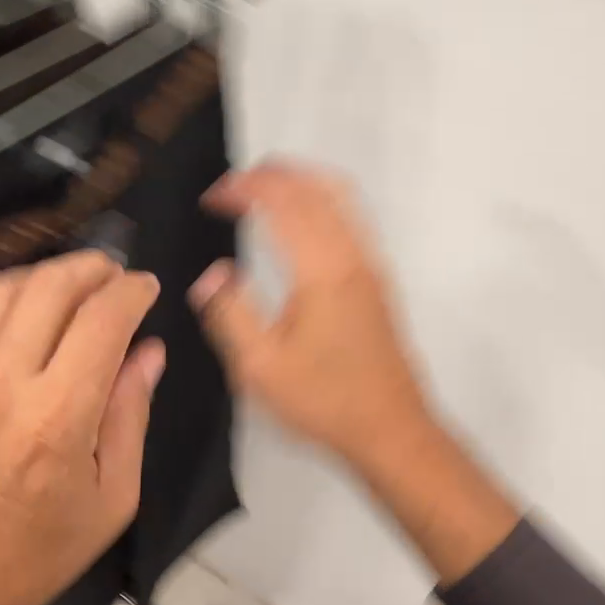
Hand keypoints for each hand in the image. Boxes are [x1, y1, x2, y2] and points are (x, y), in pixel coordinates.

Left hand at [0, 250, 164, 604]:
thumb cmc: (37, 553)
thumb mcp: (113, 498)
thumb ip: (131, 414)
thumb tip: (148, 351)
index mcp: (59, 418)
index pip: (103, 319)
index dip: (132, 291)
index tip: (146, 288)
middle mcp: (3, 384)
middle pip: (52, 288)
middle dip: (92, 268)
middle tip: (112, 274)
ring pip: (3, 289)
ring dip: (44, 275)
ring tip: (70, 286)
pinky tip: (14, 303)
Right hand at [192, 161, 518, 583]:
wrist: (392, 429)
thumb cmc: (323, 400)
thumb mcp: (260, 368)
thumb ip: (231, 314)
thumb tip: (211, 275)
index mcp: (320, 270)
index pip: (282, 203)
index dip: (244, 189)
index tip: (212, 197)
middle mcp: (350, 256)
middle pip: (313, 187)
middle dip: (270, 175)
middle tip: (230, 187)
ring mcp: (370, 265)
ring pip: (339, 196)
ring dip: (299, 181)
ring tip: (262, 190)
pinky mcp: (377, 280)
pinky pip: (351, 216)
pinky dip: (320, 199)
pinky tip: (301, 221)